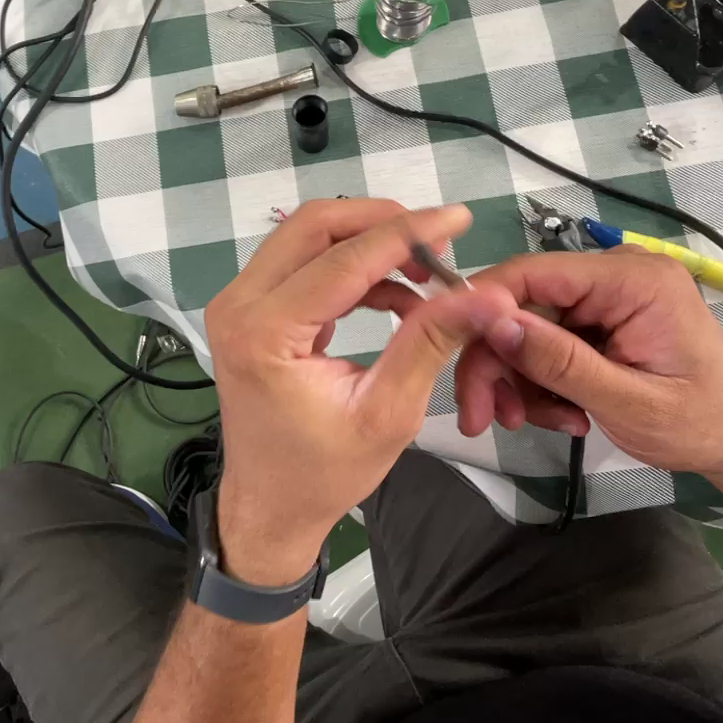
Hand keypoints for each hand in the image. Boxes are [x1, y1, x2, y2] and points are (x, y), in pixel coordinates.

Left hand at [205, 199, 515, 585]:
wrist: (271, 505)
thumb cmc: (325, 473)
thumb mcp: (388, 412)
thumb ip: (429, 343)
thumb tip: (484, 295)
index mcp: (265, 333)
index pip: (343, 260)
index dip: (406, 233)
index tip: (459, 218)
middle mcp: (239, 305)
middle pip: (313, 227)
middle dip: (381, 223)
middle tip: (439, 242)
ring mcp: (238, 304)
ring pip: (306, 238)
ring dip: (367, 243)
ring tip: (426, 275)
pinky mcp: (249, 309)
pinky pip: (302, 264)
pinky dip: (350, 268)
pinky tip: (395, 296)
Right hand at [454, 247, 722, 478]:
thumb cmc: (705, 425)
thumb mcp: (630, 402)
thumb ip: (560, 361)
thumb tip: (492, 322)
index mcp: (632, 280)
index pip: (532, 273)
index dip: (482, 308)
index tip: (451, 356)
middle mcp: (614, 276)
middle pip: (519, 306)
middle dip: (497, 363)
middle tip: (484, 418)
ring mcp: (604, 298)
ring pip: (524, 330)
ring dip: (520, 382)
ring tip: (547, 424)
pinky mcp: (598, 321)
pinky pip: (543, 344)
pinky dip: (539, 384)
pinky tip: (563, 415)